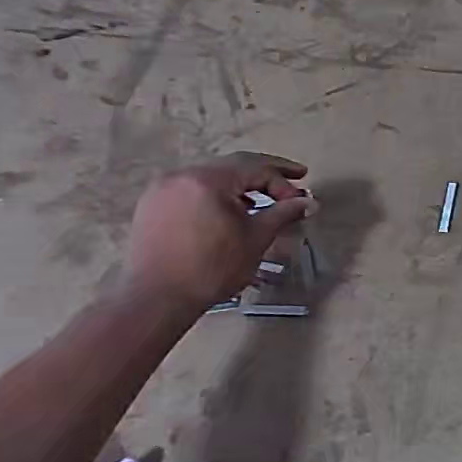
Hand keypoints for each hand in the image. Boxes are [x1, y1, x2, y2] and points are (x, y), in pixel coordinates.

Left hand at [125, 152, 316, 307]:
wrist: (159, 295)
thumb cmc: (214, 265)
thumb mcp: (257, 236)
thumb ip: (284, 213)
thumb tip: (308, 201)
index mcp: (207, 180)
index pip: (256, 169)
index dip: (284, 183)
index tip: (303, 201)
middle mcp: (180, 177)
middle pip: (233, 166)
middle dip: (267, 173)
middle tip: (296, 177)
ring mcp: (162, 190)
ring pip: (213, 177)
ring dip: (244, 184)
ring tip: (267, 199)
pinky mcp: (153, 206)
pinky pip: (194, 189)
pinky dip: (220, 194)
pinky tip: (235, 209)